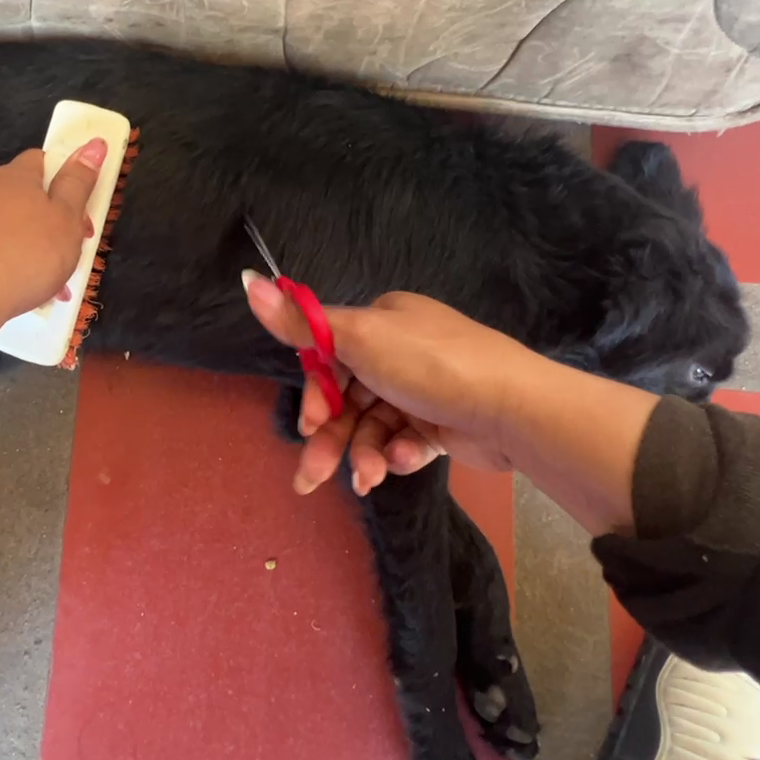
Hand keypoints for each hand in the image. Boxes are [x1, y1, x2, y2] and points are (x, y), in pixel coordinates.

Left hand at [0, 141, 103, 364]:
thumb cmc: (27, 251)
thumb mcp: (66, 217)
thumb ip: (78, 183)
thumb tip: (93, 144)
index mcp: (16, 176)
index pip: (43, 159)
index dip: (66, 178)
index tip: (82, 208)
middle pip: (28, 197)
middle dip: (54, 221)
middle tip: (74, 248)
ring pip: (12, 229)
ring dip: (36, 249)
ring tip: (54, 282)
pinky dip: (13, 266)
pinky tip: (27, 291)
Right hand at [246, 279, 656, 534]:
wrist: (514, 408)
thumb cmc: (429, 365)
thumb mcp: (358, 338)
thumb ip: (300, 322)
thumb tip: (246, 280)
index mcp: (383, 321)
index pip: (330, 356)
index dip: (315, 394)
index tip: (308, 424)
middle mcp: (402, 350)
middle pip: (348, 397)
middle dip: (332, 437)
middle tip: (311, 478)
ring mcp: (424, 389)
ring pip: (374, 425)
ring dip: (365, 453)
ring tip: (369, 479)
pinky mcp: (443, 424)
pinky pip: (405, 441)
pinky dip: (400, 453)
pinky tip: (406, 461)